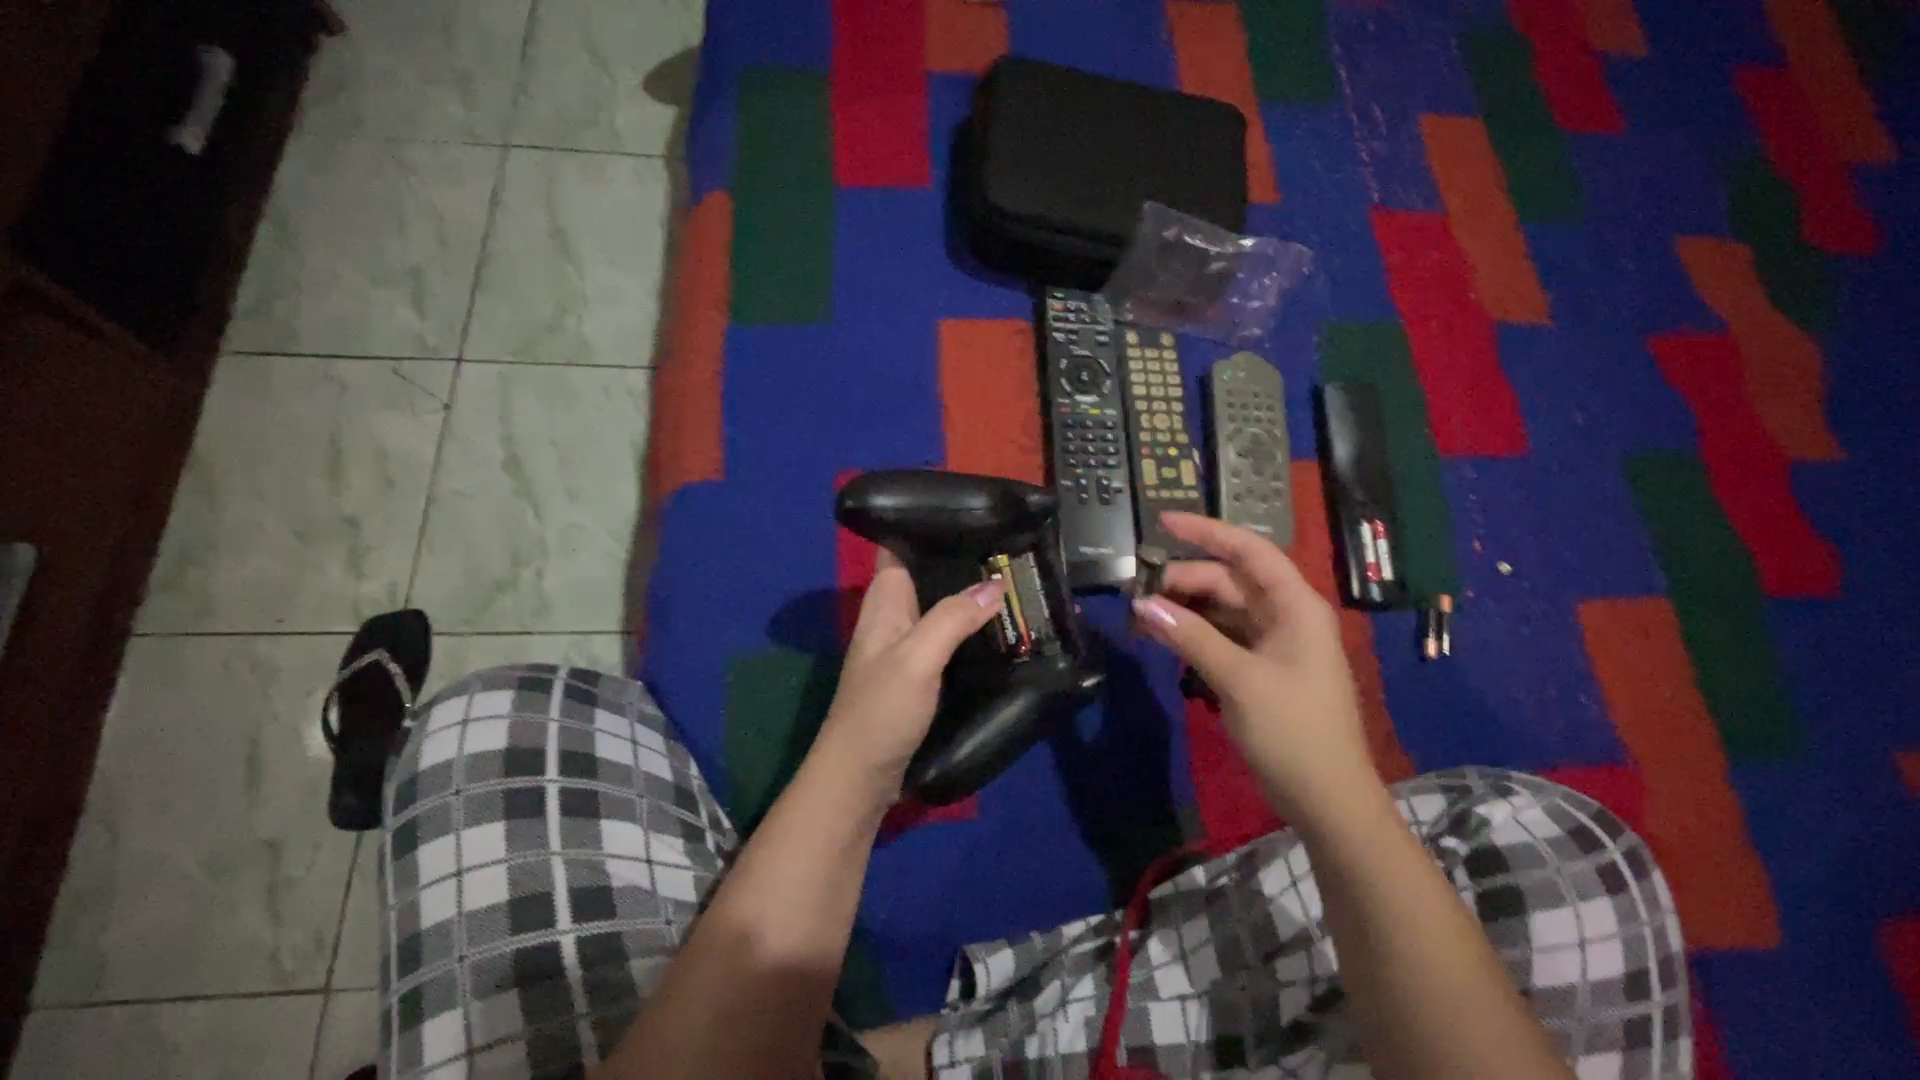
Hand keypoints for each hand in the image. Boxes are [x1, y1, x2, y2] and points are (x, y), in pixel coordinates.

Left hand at [811, 548, 1005, 802]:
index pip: (898, 547)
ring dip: (970, 596)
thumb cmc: (881, 710)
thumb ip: (953, 617)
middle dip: (961, 560)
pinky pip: (948, 639)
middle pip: (926, 576)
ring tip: (1015, 579)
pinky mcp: (919, 675)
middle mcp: (893, 618)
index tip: (970, 513)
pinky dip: (971, 630)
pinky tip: (1001, 628)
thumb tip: (995, 584)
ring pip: (940, 608)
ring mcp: (905, 648)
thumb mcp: (918, 658)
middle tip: (1010, 546)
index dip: (925, 526)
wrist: (861, 776)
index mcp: (884, 603)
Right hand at [1131, 512, 1382, 821]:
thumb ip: (1191, 636)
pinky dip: (1193, 636)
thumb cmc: (1293, 731)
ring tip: (1139, 617)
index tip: (1162, 523)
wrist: (1326, 797)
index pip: (1249, 552)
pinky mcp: (1260, 671)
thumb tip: (1142, 603)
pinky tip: (1162, 638)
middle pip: (1229, 581)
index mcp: (1295, 606)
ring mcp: (1274, 645)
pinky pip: (1222, 639)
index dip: (1207, 532)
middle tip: (1135, 592)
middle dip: (1182, 581)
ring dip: (1183, 610)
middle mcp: (1285, 616)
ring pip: (1221, 611)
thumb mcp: (1239, 679)